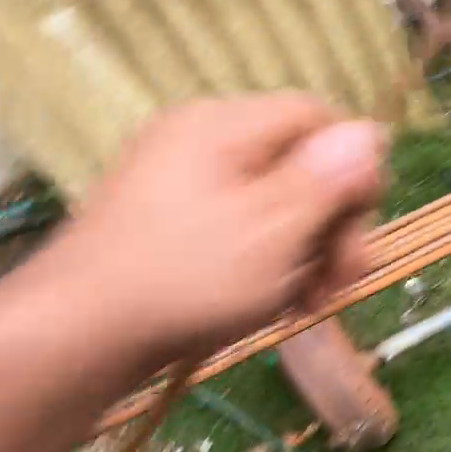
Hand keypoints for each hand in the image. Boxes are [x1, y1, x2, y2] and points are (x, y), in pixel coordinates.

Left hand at [22, 94, 387, 365]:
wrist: (81, 332)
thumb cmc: (189, 277)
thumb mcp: (275, 228)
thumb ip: (327, 179)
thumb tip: (369, 131)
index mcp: (224, 126)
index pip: (317, 119)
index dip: (354, 169)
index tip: (361, 227)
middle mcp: (204, 141)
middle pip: (305, 165)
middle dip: (335, 225)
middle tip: (341, 281)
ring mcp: (187, 182)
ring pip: (284, 203)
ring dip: (313, 253)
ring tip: (310, 301)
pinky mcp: (178, 221)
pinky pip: (251, 227)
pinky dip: (277, 261)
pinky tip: (280, 300)